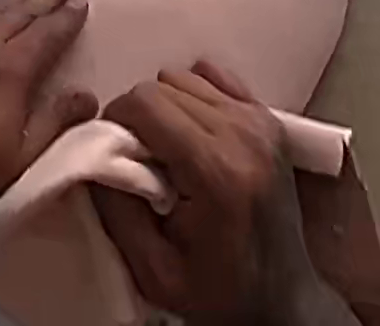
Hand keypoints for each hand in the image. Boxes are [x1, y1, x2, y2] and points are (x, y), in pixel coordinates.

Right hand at [92, 62, 354, 325]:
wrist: (286, 304)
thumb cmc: (217, 293)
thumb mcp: (152, 271)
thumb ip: (115, 208)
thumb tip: (93, 154)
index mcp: (215, 171)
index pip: (144, 103)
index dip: (116, 119)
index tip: (115, 151)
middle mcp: (242, 136)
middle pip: (159, 85)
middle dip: (137, 113)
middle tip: (139, 153)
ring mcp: (260, 124)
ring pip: (181, 76)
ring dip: (164, 104)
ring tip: (168, 145)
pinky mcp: (268, 119)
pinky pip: (212, 76)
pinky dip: (193, 93)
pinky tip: (193, 128)